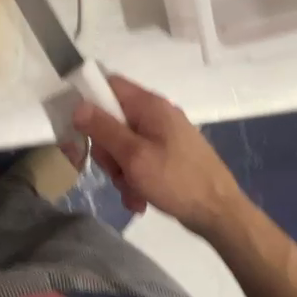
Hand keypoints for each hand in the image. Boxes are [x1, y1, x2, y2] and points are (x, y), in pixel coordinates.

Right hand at [71, 75, 246, 237]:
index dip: (89, 101)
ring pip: (123, 146)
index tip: (79, 130)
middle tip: (115, 171)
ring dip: (121, 172)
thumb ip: (104, 129)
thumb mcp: (134, 156)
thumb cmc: (176, 180)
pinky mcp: (168, 156)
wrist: (218, 212)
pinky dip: (135, 180)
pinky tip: (140, 199)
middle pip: (113, 121)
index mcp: (150, 105)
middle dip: (108, 151)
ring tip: (132, 192)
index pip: (109, 85)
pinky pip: (139, 161)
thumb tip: (78, 105)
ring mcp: (163, 136)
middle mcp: (157, 114)